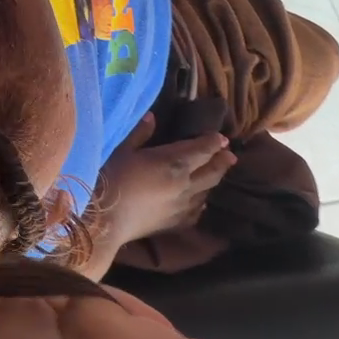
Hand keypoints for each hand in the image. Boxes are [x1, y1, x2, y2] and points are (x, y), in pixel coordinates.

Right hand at [98, 115, 234, 244]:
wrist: (108, 216)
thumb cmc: (111, 177)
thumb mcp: (122, 150)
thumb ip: (140, 133)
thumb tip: (152, 117)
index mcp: (172, 163)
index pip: (200, 150)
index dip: (212, 143)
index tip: (221, 137)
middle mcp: (186, 184)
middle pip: (212, 171)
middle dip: (222, 161)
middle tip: (230, 154)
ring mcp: (186, 205)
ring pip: (207, 190)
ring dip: (213, 179)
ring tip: (215, 173)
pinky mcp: (181, 222)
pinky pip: (199, 208)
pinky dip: (202, 199)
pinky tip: (200, 199)